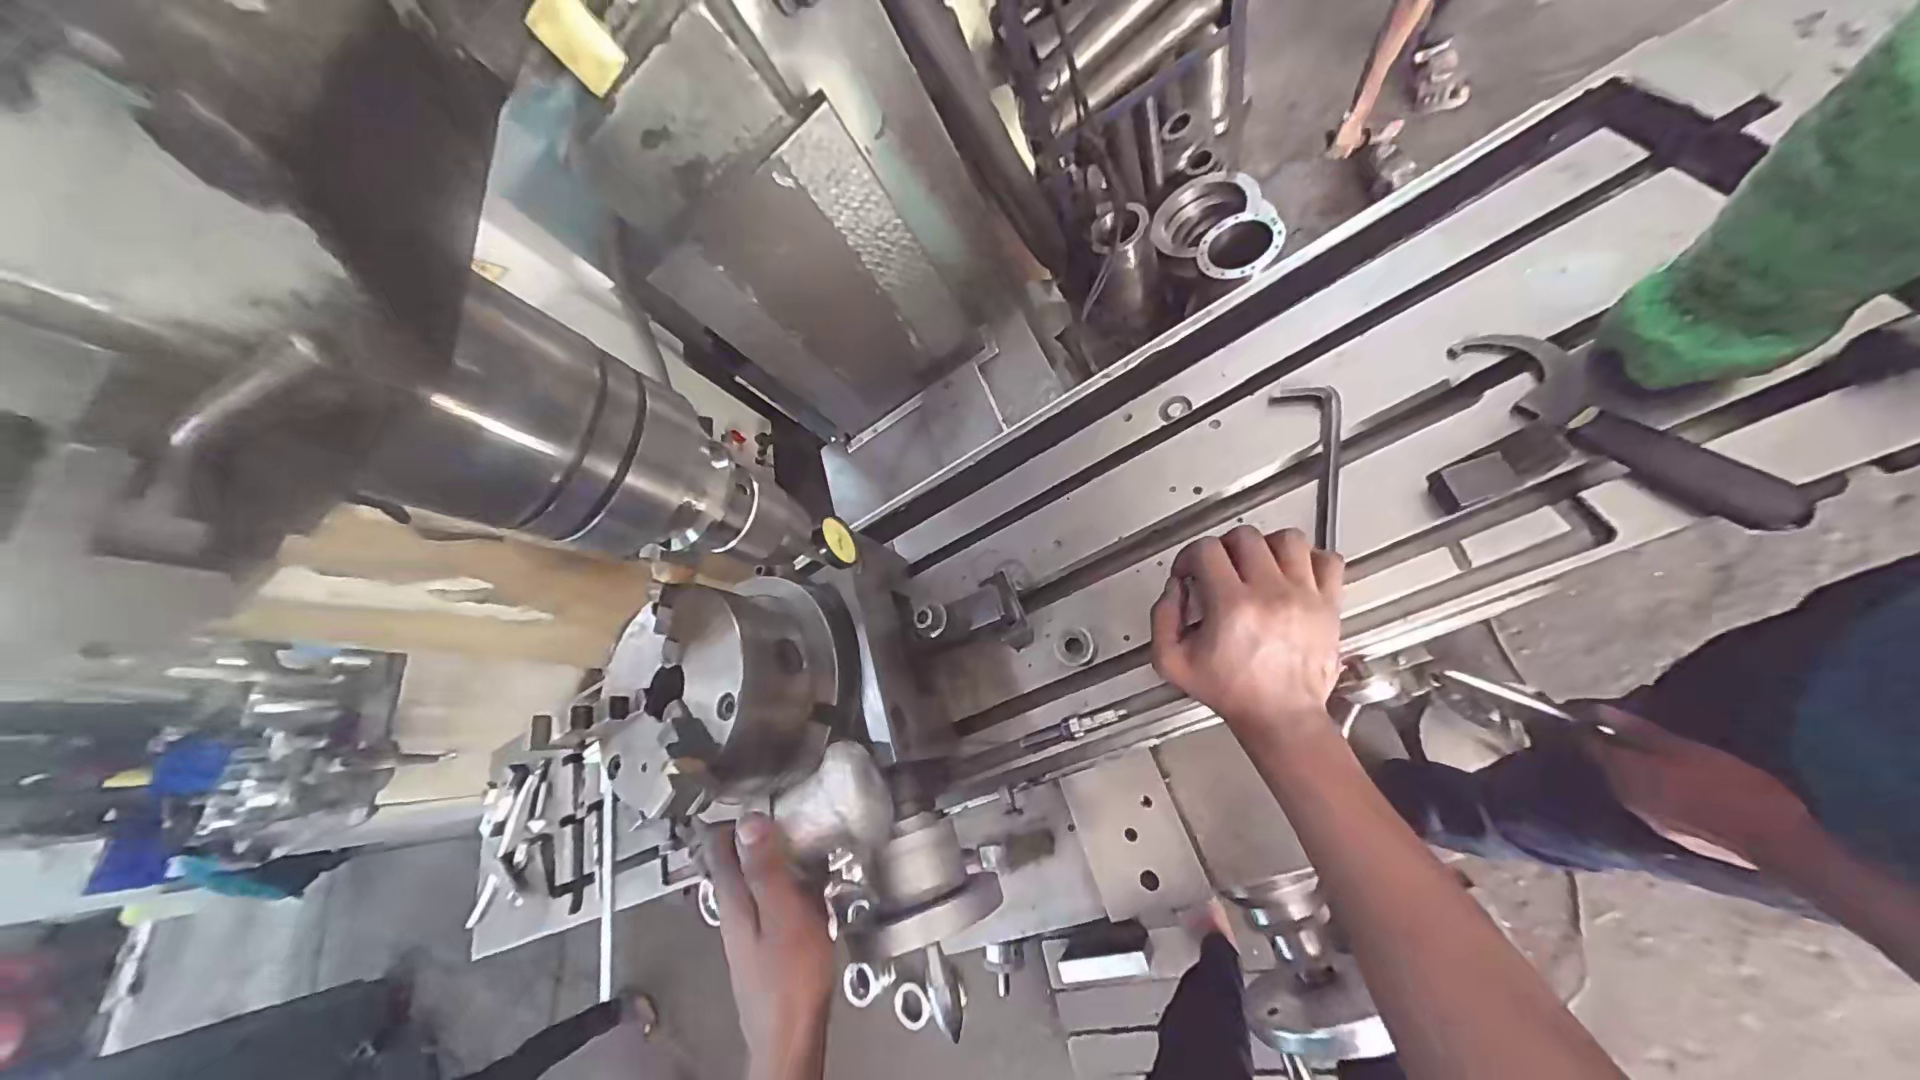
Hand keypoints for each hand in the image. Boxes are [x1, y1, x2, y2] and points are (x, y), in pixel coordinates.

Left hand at [705, 813, 834, 1075]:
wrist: (790, 1034)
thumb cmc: (791, 975)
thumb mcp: (784, 912)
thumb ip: (767, 868)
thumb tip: (750, 820)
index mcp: (733, 897)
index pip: (719, 843)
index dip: (735, 815)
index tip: (760, 794)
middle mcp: (733, 907)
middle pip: (735, 857)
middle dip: (756, 832)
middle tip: (787, 811)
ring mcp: (746, 926)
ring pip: (753, 875)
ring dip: (774, 854)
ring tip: (803, 839)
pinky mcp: (763, 939)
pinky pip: (769, 895)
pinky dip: (785, 879)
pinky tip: (809, 882)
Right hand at [1151, 526, 1343, 741]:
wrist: (1280, 716)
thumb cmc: (1232, 691)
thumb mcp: (1171, 662)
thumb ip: (1162, 618)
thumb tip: (1174, 587)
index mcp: (1232, 606)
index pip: (1206, 550)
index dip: (1189, 556)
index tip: (1189, 573)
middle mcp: (1271, 594)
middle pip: (1245, 537)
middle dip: (1223, 548)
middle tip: (1218, 569)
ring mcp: (1304, 597)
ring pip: (1287, 539)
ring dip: (1265, 547)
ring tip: (1255, 566)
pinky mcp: (1328, 605)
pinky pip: (1328, 560)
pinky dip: (1309, 559)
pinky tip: (1292, 573)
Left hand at [1581, 705, 1813, 865]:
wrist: (1777, 845)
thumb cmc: (1730, 786)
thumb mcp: (1684, 749)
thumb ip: (1638, 730)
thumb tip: (1598, 711)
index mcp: (1622, 770)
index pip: (1587, 742)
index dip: (1589, 727)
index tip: (1596, 715)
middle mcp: (1622, 793)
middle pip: (1605, 763)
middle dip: (1611, 746)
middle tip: (1628, 731)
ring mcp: (1643, 816)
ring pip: (1625, 783)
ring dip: (1631, 768)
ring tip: (1653, 755)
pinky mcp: (1668, 832)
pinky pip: (1647, 801)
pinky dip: (1651, 787)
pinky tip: (1673, 783)